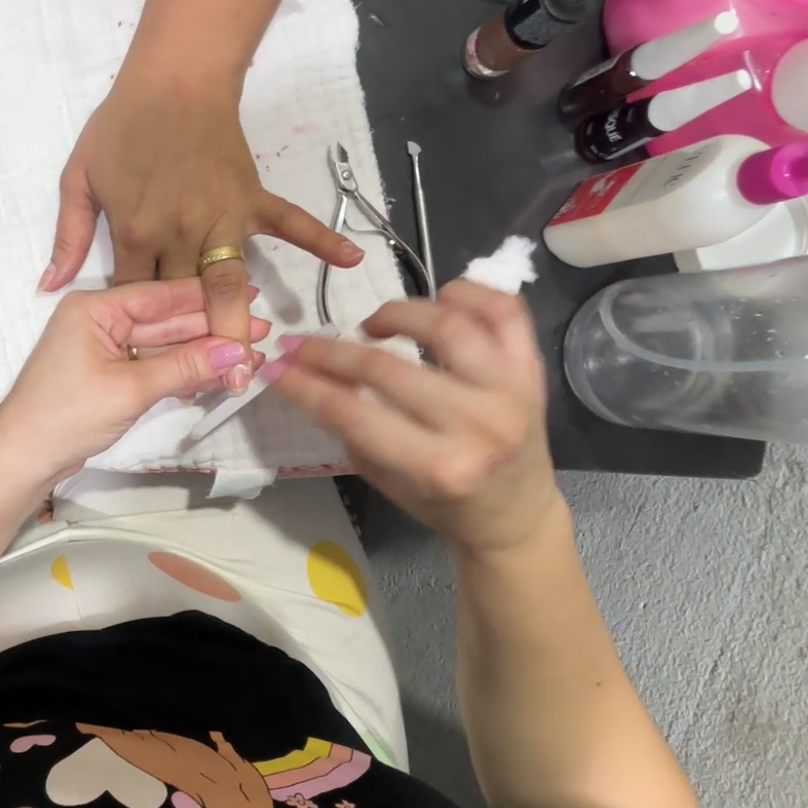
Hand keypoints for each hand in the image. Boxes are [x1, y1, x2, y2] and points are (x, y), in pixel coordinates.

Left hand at [0, 279, 271, 483]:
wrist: (24, 458)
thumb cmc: (67, 415)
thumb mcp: (130, 389)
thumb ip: (184, 367)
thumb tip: (236, 352)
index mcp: (95, 308)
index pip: (161, 295)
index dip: (207, 298)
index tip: (250, 296)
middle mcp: (99, 320)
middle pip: (165, 320)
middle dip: (211, 330)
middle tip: (260, 332)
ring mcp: (103, 348)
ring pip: (162, 345)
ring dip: (201, 353)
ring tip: (248, 355)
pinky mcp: (107, 374)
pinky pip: (151, 365)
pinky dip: (180, 371)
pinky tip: (215, 373)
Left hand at [40, 72, 361, 391]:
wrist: (171, 75)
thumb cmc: (120, 128)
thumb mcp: (78, 180)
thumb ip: (67, 238)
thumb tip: (49, 285)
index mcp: (135, 234)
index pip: (137, 299)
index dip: (142, 336)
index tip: (151, 373)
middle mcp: (180, 234)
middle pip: (187, 302)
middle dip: (199, 347)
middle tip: (217, 388)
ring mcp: (220, 217)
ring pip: (231, 280)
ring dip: (241, 322)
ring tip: (255, 365)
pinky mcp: (251, 199)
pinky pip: (288, 222)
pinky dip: (318, 239)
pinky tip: (349, 260)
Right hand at [268, 280, 559, 553]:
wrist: (515, 514)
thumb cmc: (440, 502)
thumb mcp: (384, 477)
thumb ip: (350, 427)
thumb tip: (309, 375)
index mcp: (438, 467)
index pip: (353, 413)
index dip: (305, 386)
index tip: (275, 367)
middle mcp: (478, 426)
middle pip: (387, 369)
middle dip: (330, 352)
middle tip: (302, 343)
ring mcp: (511, 392)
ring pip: (447, 326)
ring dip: (396, 312)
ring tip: (373, 325)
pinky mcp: (532, 370)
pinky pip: (504, 311)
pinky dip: (468, 293)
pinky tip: (438, 299)